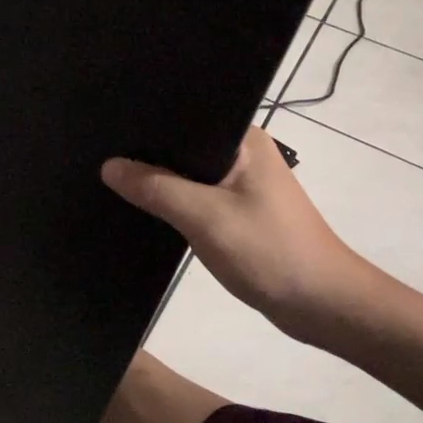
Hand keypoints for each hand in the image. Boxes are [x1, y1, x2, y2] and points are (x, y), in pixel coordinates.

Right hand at [101, 127, 382, 341]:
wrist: (325, 307)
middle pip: (180, 143)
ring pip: (184, 171)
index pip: (183, 114)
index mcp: (243, 138)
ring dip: (157, 178)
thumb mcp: (204, 217)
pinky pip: (193, 193)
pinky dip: (171, 199)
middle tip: (98, 152)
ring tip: (110, 176)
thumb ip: (154, 187)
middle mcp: (242, 151)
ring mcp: (241, 181)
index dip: (145, 120)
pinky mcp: (237, 209)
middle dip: (145, 151)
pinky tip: (141, 204)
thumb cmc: (270, 251)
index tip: (104, 124)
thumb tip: (108, 166)